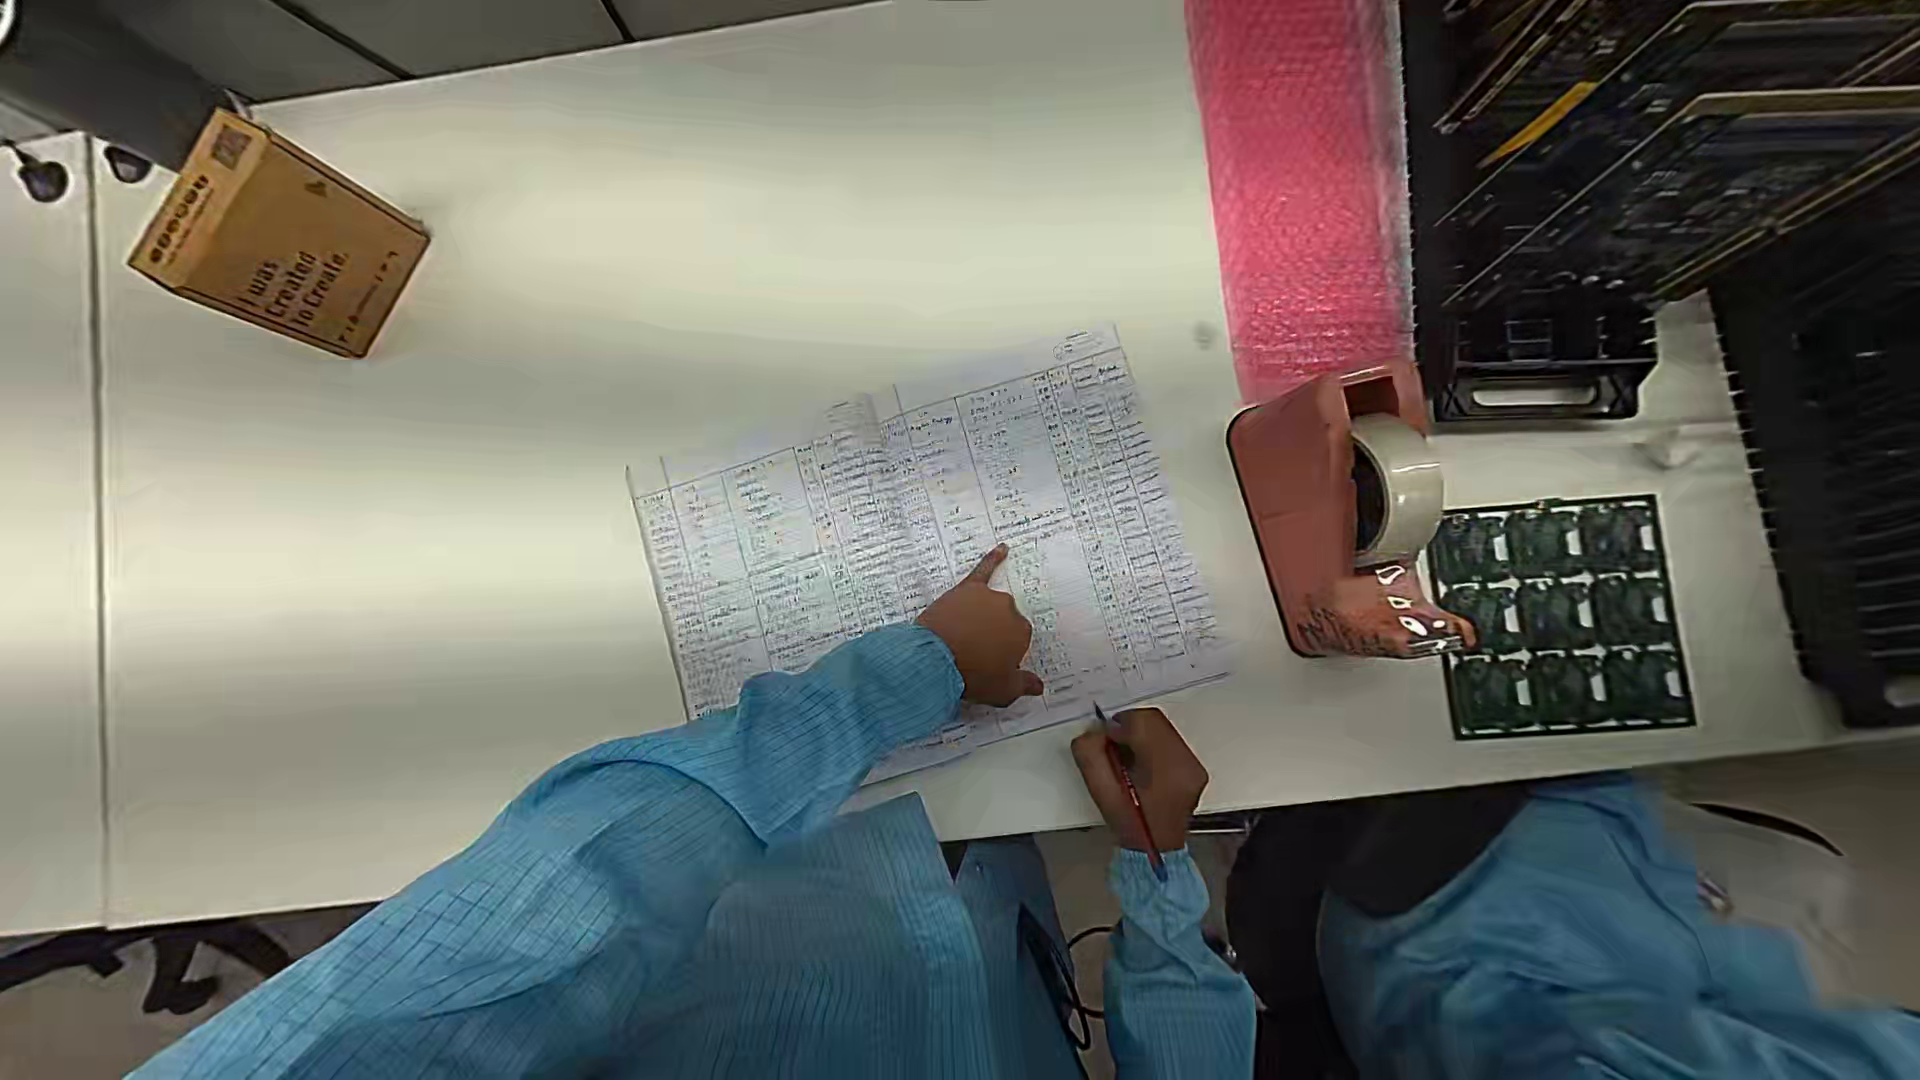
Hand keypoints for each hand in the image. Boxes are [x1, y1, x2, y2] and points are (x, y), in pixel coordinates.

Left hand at [916, 544, 1044, 705]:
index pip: (1017, 639)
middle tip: (974, 651)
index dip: (1002, 652)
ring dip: (983, 614)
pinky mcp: (967, 589)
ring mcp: (987, 597)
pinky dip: (993, 559)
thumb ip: (1023, 685)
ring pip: (990, 603)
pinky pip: (983, 570)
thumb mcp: (1002, 691)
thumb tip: (1038, 686)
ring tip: (964, 634)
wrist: (934, 660)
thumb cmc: (971, 675)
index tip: (989, 662)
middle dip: (992, 633)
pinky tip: (1002, 549)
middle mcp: (1009, 610)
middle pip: (1004, 620)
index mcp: (1022, 632)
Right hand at [1071, 707, 1206, 852]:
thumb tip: (1095, 731)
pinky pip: (1168, 736)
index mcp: (1168, 771)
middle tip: (1113, 744)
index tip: (1105, 740)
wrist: (1156, 849)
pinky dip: (1149, 739)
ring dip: (1138, 731)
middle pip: (1153, 720)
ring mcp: (1194, 764)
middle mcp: (1188, 764)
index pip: (1142, 724)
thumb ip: (1090, 755)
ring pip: (1161, 725)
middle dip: (1128, 725)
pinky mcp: (1194, 765)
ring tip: (1126, 753)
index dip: (1118, 726)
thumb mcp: (1100, 791)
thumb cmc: (1129, 823)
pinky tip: (1140, 758)